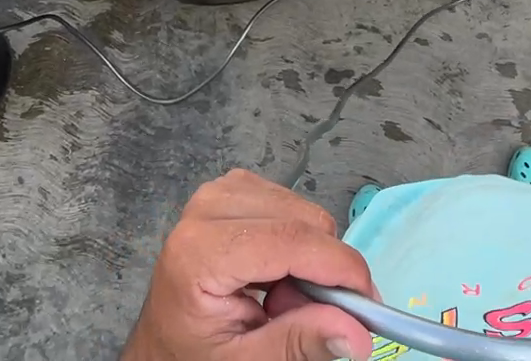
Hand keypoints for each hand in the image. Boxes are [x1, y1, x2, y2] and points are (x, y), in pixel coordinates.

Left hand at [121, 170, 377, 360]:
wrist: (159, 344)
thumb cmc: (193, 355)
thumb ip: (296, 345)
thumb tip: (357, 334)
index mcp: (200, 251)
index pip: (292, 240)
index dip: (340, 269)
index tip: (370, 307)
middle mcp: (208, 206)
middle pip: (303, 220)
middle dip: (321, 271)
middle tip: (301, 317)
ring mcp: (219, 190)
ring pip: (303, 210)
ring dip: (308, 256)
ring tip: (278, 299)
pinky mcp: (232, 186)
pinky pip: (291, 204)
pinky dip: (296, 240)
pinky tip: (272, 272)